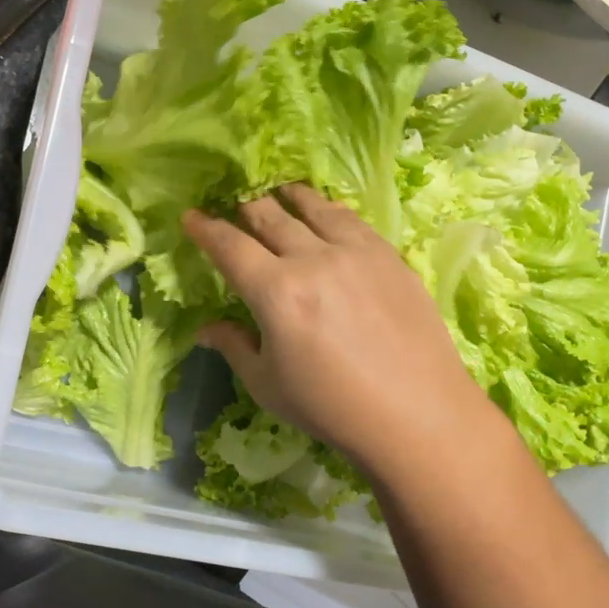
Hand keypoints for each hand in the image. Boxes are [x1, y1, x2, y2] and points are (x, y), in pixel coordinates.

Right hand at [183, 184, 503, 485]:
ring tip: (278, 192)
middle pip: (269, 217)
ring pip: (313, 209)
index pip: (230, 247)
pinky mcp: (390, 257)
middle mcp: (313, 260)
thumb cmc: (330, 407)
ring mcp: (356, 253)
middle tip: (232, 205)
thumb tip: (206, 329)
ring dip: (287, 198)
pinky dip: (328, 209)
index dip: (206, 229)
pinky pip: (351, 220)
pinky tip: (325, 212)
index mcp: (275, 293)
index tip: (191, 217)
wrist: (417, 415)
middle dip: (244, 208)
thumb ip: (234, 346)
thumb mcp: (267, 384)